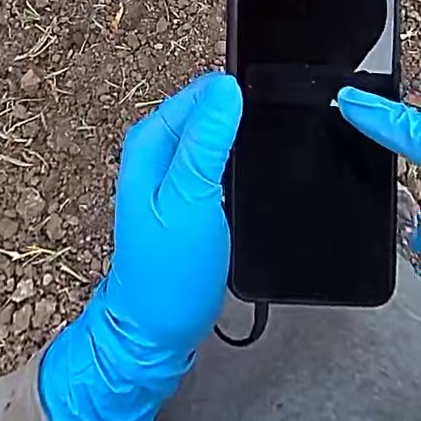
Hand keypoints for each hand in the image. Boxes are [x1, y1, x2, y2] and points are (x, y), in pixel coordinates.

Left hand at [39, 72, 241, 420]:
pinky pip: (216, 157)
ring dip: (239, 137)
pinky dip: (234, 158)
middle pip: (208, 108)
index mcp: (152, 140)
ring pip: (215, 132)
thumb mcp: (191, 200)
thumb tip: (226, 88)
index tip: (265, 108)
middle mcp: (157, 148)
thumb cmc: (168, 272)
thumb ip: (207, 141)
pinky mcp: (187, 190)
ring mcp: (171, 170)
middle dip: (239, 114)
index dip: (236, 95)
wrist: (156, 332)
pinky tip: (250, 172)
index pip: (200, 91)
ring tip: (265, 149)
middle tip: (268, 135)